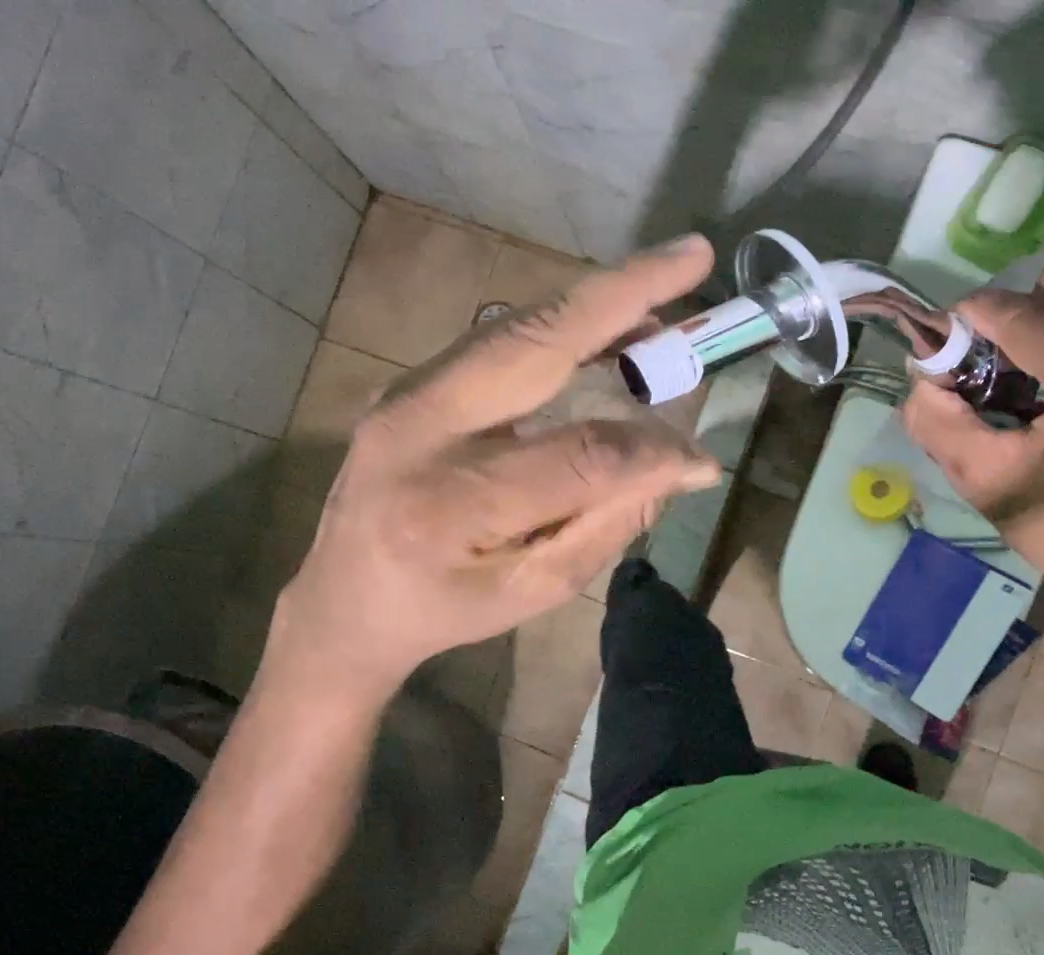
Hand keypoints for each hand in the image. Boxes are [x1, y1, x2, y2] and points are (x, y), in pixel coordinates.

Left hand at [255, 236, 721, 701]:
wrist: (344, 601)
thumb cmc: (445, 608)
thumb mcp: (533, 592)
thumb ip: (608, 525)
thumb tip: (682, 464)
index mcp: (452, 504)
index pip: (579, 458)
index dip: (651, 452)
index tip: (699, 459)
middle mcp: (419, 430)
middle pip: (533, 344)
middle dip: (621, 294)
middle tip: (692, 257)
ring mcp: (405, 396)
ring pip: (515, 329)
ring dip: (593, 305)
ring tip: (662, 294)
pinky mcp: (409, 384)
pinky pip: (497, 343)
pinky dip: (559, 328)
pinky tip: (603, 327)